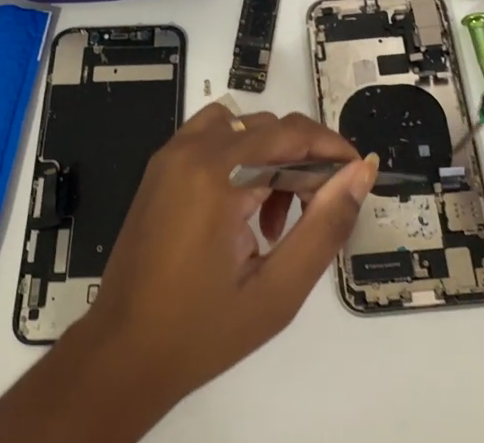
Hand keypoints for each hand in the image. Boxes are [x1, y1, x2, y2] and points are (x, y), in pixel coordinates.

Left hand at [76, 105, 376, 404]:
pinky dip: (239, 160)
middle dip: (303, 161)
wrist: (122, 355)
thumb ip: (325, 225)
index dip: (333, 149)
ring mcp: (168, 159)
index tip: (358, 177)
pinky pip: (210, 142)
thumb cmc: (201, 331)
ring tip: (277, 220)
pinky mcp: (158, 173)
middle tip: (317, 214)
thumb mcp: (278, 288)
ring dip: (270, 158)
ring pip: (240, 129)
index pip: (291, 133)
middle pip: (267, 128)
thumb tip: (362, 172)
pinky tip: (245, 213)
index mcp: (216, 174)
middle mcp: (188, 152)